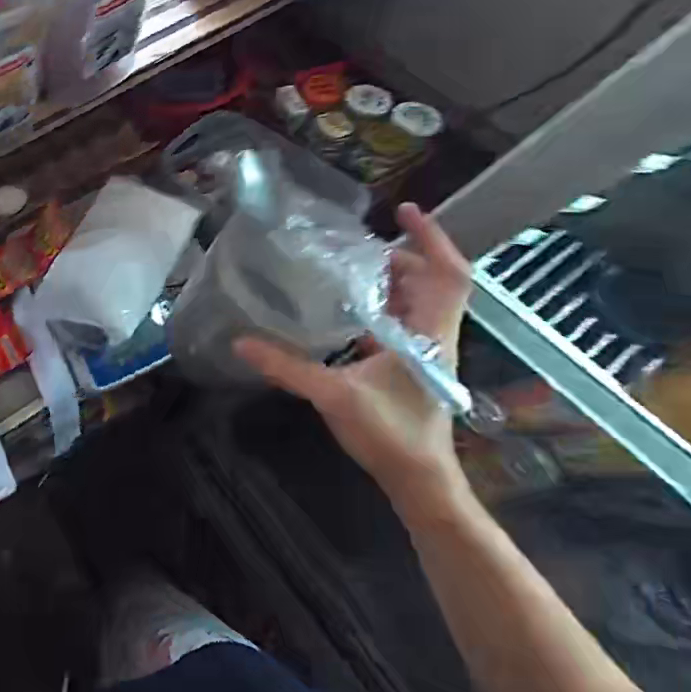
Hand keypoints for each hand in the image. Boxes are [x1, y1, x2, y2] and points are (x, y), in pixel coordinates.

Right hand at [235, 203, 472, 512]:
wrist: (421, 481)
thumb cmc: (391, 435)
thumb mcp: (334, 396)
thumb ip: (288, 367)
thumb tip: (242, 341)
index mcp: (427, 334)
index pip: (448, 274)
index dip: (431, 237)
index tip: (403, 210)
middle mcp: (433, 335)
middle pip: (430, 279)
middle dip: (398, 256)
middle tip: (355, 245)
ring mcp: (426, 350)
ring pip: (417, 299)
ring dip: (390, 279)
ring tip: (348, 267)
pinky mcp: (413, 364)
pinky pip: (402, 319)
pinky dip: (381, 303)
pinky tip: (346, 307)